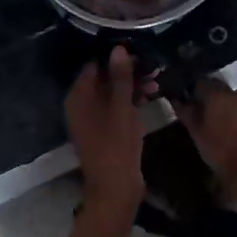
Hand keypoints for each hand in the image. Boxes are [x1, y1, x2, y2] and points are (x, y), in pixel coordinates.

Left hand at [64, 46, 146, 216]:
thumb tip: (119, 48)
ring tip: (157, 81)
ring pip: (113, 94)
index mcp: (78, 97)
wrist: (115, 188)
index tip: (139, 50)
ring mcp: (93, 119)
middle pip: (104, 79)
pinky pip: (117, 108)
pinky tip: (152, 96)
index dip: (116, 57)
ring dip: (133, 86)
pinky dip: (132, 101)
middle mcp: (81, 105)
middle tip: (153, 66)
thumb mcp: (121, 108)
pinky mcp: (105, 131)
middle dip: (128, 72)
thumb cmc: (116, 145)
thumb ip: (121, 77)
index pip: (94, 66)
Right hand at [173, 80, 236, 183]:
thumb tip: (176, 100)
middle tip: (201, 107)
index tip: (189, 100)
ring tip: (215, 115)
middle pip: (218, 86)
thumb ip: (185, 112)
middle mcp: (233, 94)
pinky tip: (229, 123)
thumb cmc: (214, 147)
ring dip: (222, 100)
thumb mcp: (195, 130)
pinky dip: (234, 109)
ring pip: (231, 95)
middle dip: (209, 93)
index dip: (193, 90)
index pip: (202, 82)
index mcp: (216, 95)